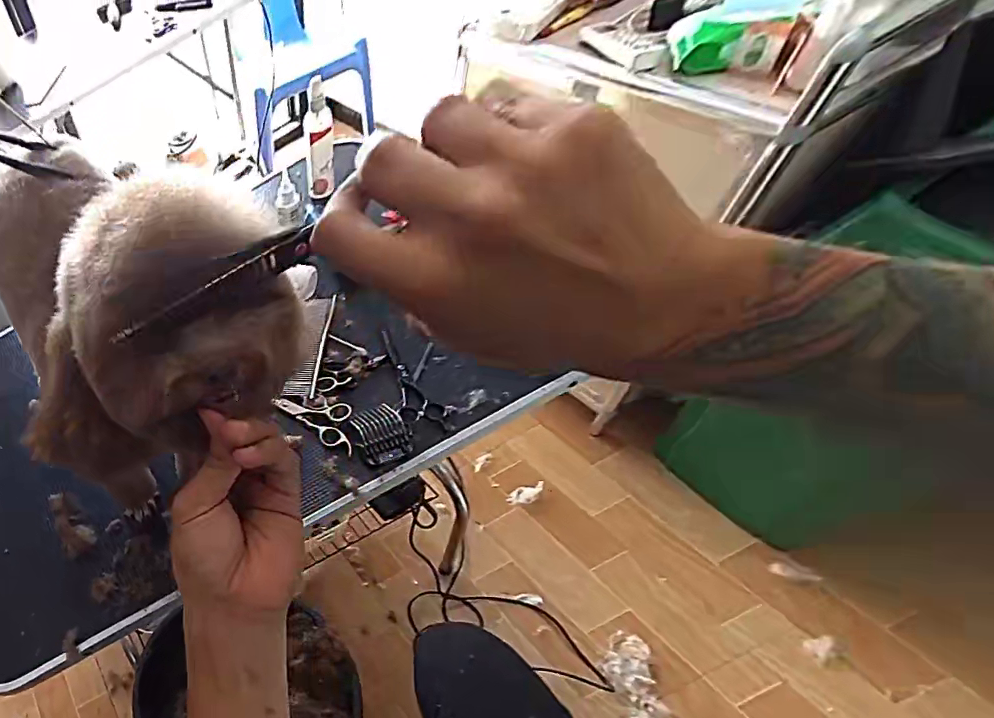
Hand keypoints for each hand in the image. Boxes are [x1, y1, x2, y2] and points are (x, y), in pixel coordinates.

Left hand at [169, 410, 302, 619]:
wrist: (233, 600)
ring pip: (267, 442)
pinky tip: (250, 456)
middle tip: (225, 424)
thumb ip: (210, 464)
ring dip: (253, 433)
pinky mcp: (289, 494)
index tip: (205, 404)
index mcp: (204, 477)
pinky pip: (285, 463)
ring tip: (238, 441)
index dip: (211, 420)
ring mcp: (264, 484)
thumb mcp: (193, 506)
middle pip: (242, 433)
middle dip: (235, 422)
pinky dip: (270, 452)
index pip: (212, 437)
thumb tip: (215, 417)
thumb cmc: (202, 557)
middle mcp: (235, 476)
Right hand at [312, 93, 750, 379]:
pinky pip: (505, 105)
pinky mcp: (567, 123)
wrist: (656, 300)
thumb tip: (386, 248)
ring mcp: (518, 161)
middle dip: (384, 175)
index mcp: (434, 280)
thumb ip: (414, 295)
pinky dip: (504, 132)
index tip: (354, 221)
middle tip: (411, 188)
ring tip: (474, 167)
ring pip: (438, 115)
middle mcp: (466, 215)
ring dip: (444, 144)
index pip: (339, 233)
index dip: (336, 223)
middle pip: (377, 157)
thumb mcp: (467, 336)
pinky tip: (526, 160)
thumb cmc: (554, 330)